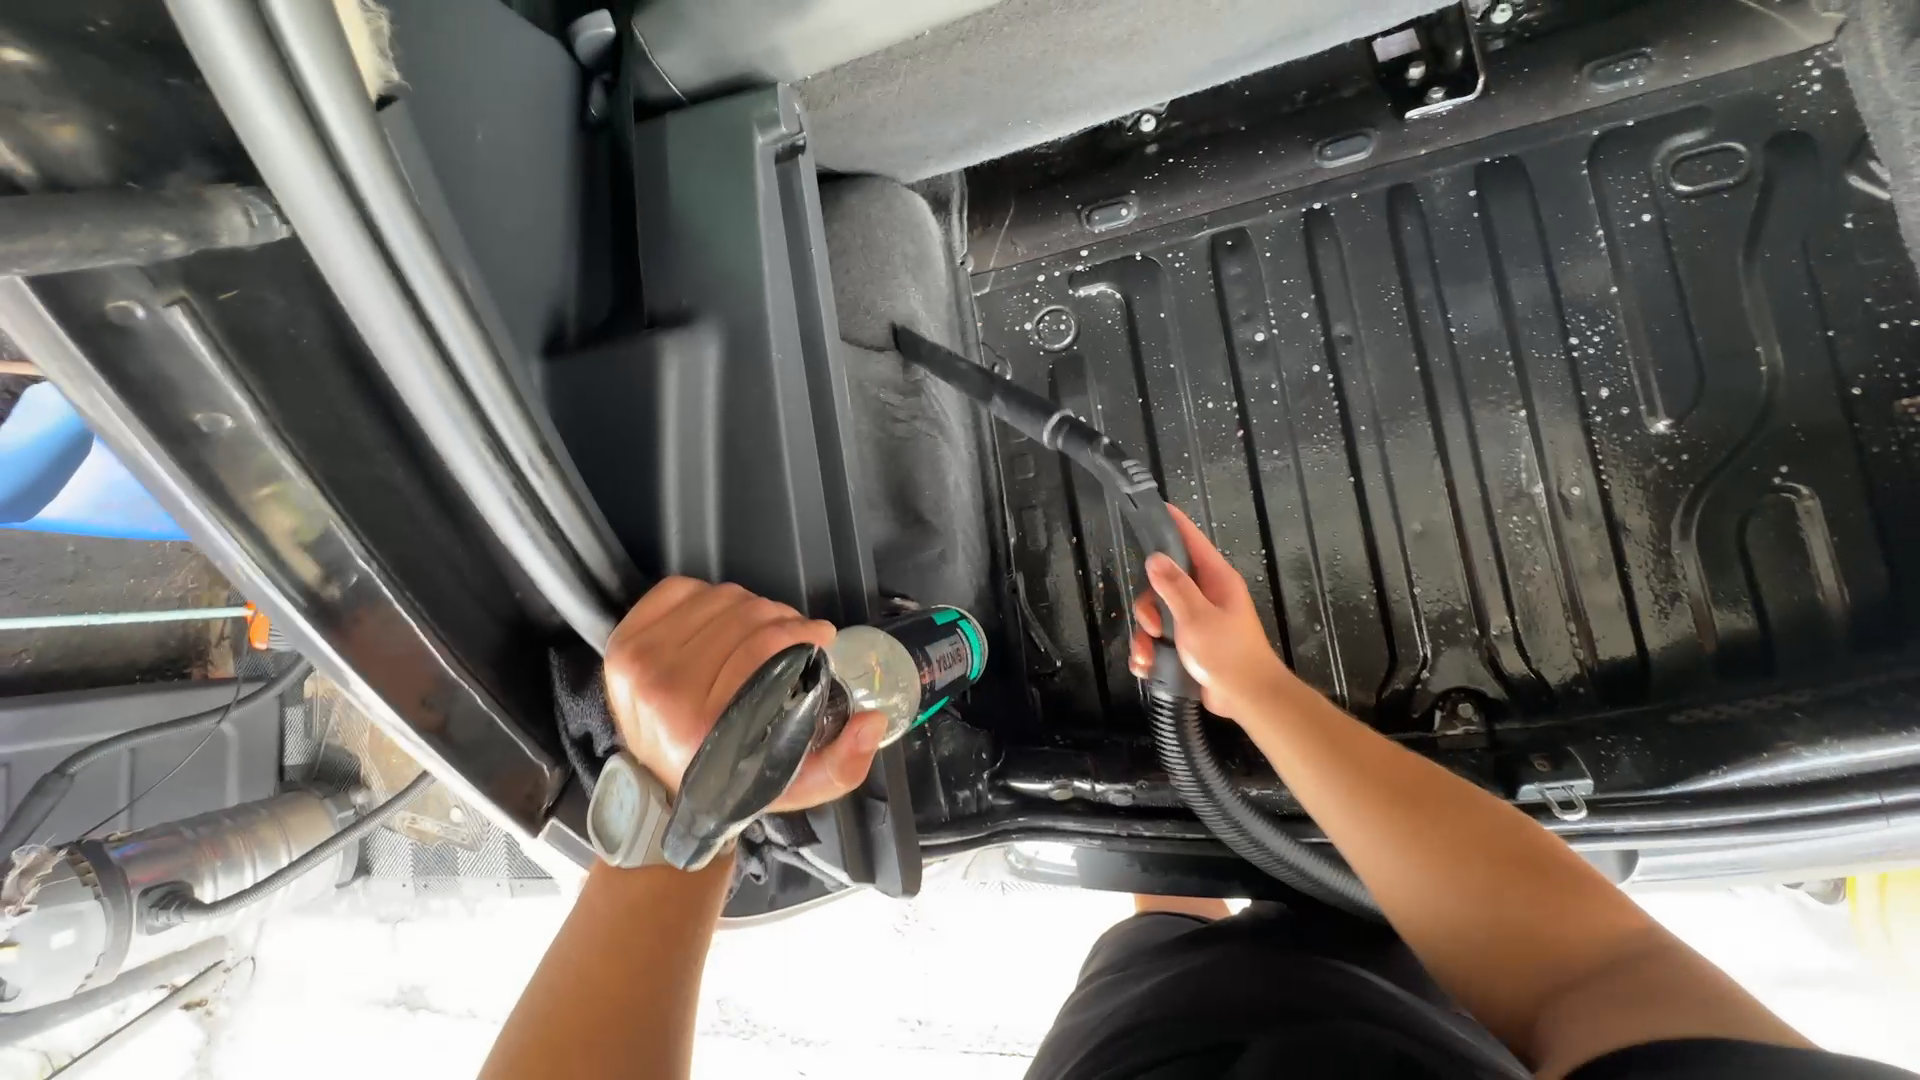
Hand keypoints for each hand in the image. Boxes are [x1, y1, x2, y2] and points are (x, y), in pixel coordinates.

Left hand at [603, 577, 885, 810]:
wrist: (660, 786)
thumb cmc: (729, 780)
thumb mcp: (793, 786)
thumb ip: (843, 765)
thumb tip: (871, 722)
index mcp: (696, 725)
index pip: (760, 646)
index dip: (802, 633)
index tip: (822, 637)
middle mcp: (658, 687)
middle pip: (741, 616)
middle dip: (783, 618)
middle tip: (799, 632)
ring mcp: (637, 659)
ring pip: (718, 598)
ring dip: (751, 606)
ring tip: (765, 627)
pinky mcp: (625, 637)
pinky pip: (682, 589)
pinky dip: (710, 596)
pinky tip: (724, 620)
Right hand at [1127, 507, 1295, 723]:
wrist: (1248, 698)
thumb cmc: (1228, 653)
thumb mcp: (1196, 617)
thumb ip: (1174, 586)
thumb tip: (1154, 557)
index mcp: (1215, 580)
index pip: (1191, 541)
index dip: (1173, 524)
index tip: (1156, 508)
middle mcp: (1205, 596)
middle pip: (1163, 584)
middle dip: (1149, 607)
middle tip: (1153, 626)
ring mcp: (1197, 621)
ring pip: (1157, 615)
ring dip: (1146, 636)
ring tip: (1148, 655)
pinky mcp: (1190, 645)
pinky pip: (1161, 640)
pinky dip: (1151, 652)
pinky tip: (1146, 666)